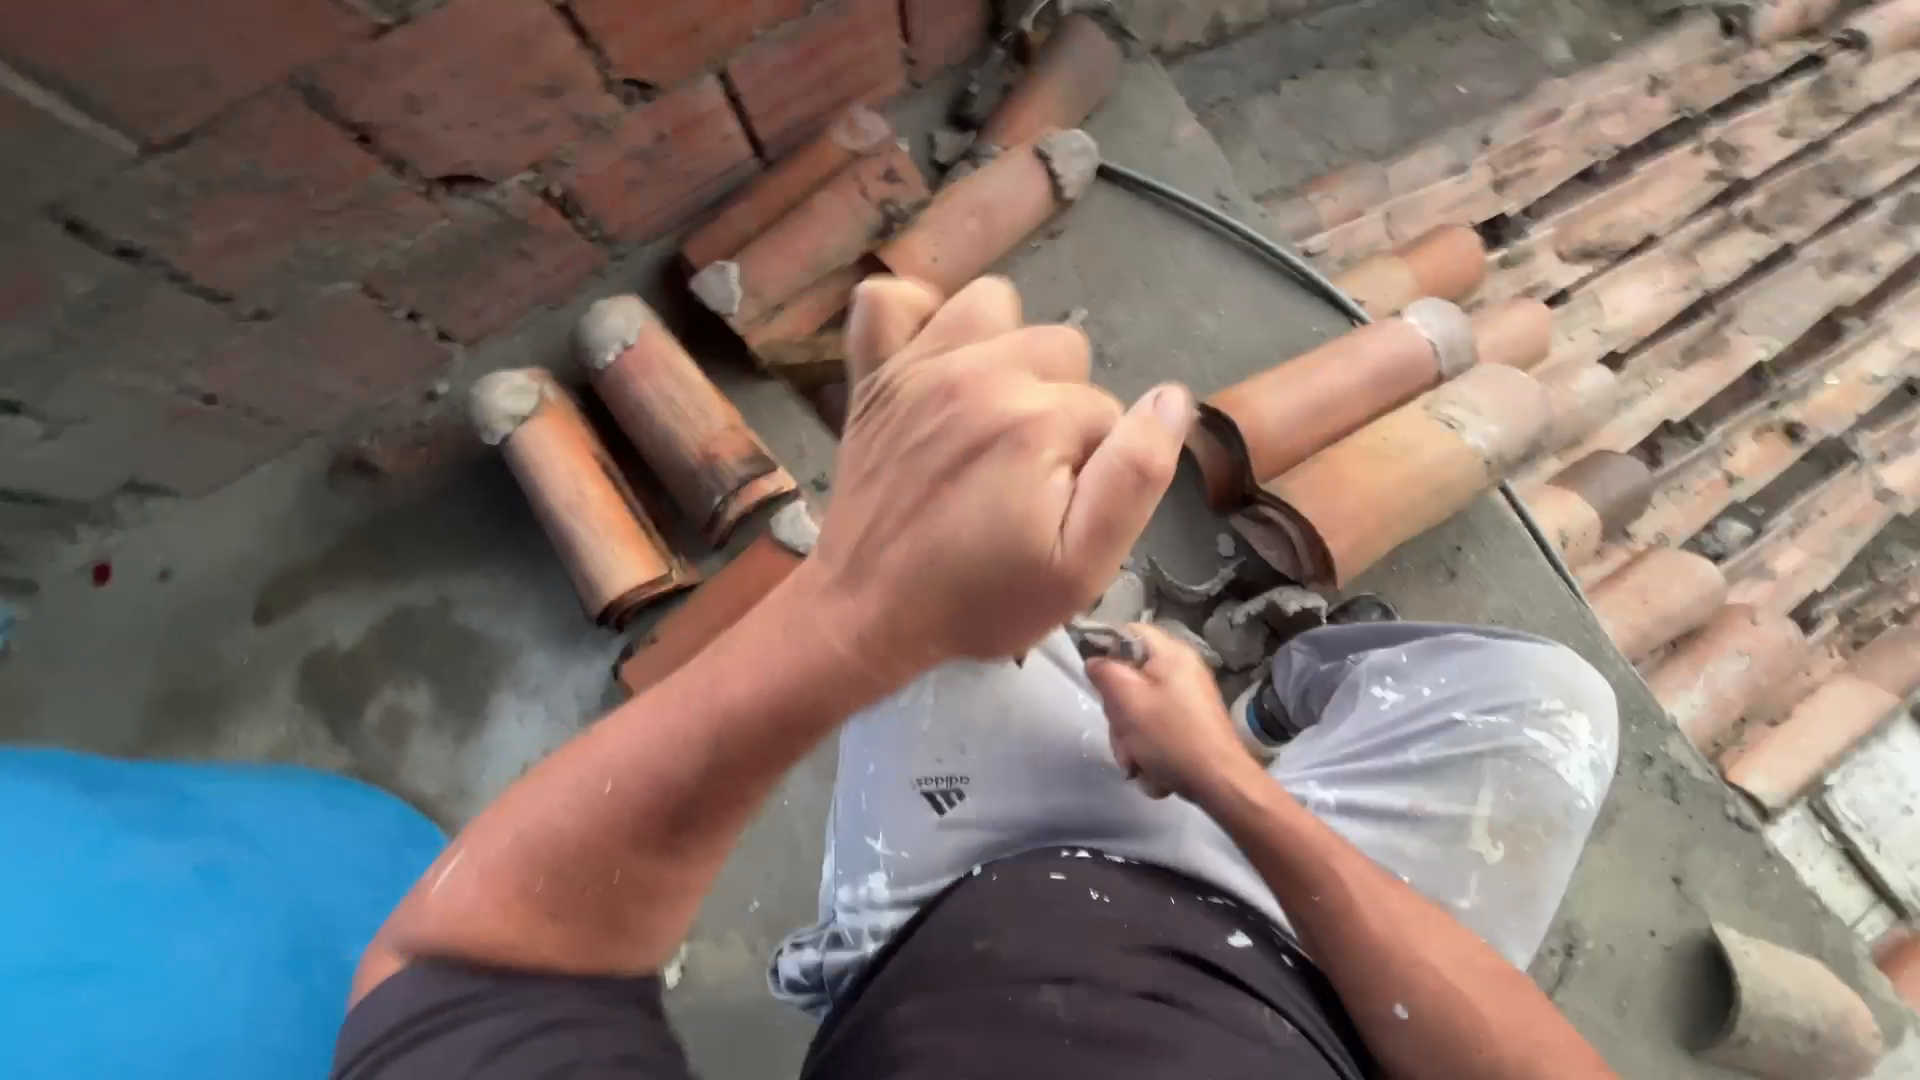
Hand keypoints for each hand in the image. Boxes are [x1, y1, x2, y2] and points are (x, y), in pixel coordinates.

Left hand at [808, 275, 1195, 680]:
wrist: (867, 614)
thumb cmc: (978, 600)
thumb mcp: (1081, 568)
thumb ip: (1136, 478)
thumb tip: (1170, 398)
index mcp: (1038, 420)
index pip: (1107, 413)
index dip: (1095, 467)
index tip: (1055, 512)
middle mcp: (980, 373)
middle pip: (1060, 354)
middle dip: (1058, 410)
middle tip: (1024, 476)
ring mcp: (918, 367)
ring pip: (995, 308)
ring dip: (1005, 354)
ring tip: (991, 415)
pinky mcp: (873, 378)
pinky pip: (888, 302)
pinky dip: (915, 317)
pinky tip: (932, 360)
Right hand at [1086, 624, 1259, 802]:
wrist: (1220, 784)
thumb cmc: (1170, 737)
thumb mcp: (1127, 700)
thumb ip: (1104, 673)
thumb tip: (1094, 662)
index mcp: (1171, 653)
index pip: (1128, 632)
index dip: (1105, 650)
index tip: (1096, 679)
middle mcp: (1182, 669)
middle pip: (1130, 674)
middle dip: (1118, 708)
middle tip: (1121, 729)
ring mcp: (1187, 698)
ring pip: (1139, 705)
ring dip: (1128, 734)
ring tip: (1134, 759)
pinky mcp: (1189, 723)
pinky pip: (1155, 724)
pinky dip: (1146, 744)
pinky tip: (1147, 764)